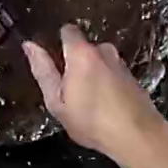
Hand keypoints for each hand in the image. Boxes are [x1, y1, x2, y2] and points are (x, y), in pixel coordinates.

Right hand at [23, 24, 167, 165]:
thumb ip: (43, 70)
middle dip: (75, 63)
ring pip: (98, 61)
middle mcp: (103, 50)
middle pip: (83, 48)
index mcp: (81, 53)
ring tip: (88, 102)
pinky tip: (105, 105)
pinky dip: (106, 83)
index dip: (58, 43)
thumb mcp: (57, 101)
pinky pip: (111, 72)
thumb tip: (29, 45)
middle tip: (69, 92)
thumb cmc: (91, 121)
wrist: (138, 136)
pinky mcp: (132, 76)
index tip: (54, 62)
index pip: (67, 30)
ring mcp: (120, 62)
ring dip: (92, 74)